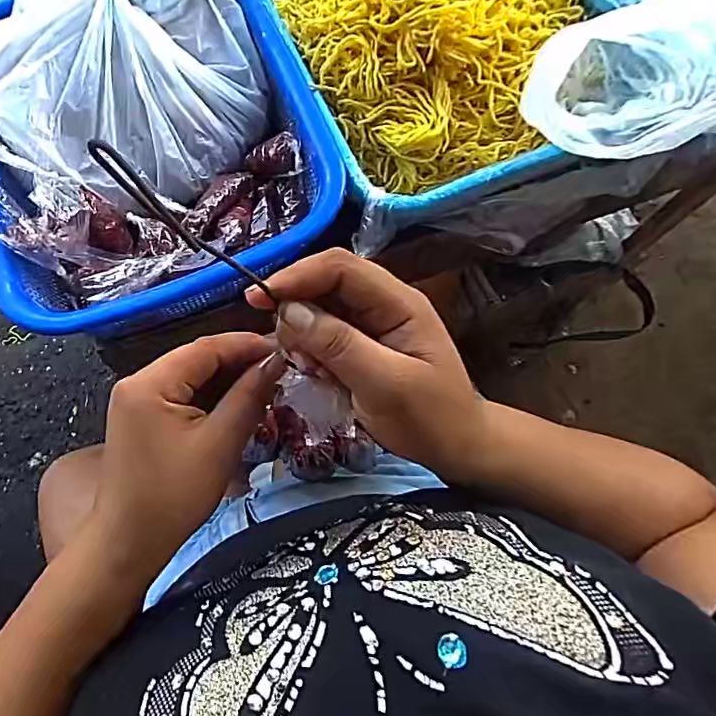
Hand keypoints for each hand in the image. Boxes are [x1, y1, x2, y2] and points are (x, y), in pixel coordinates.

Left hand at [83, 333, 285, 576]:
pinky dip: (212, 397)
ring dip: (228, 379)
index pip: (206, 347)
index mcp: (149, 384)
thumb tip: (275, 363)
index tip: (284, 349)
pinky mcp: (143, 418)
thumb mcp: (220, 444)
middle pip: (198, 359)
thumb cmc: (172, 497)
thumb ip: (249, 397)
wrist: (129, 543)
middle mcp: (137, 383)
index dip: (248, 344)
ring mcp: (137, 400)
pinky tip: (240, 402)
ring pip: (192, 376)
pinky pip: (183, 395)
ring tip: (268, 384)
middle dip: (240, 361)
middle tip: (281, 368)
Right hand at [245, 249, 488, 481]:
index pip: (341, 267)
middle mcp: (383, 305)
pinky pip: (323, 336)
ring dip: (302, 335)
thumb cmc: (430, 418)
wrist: (457, 448)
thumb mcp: (386, 383)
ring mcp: (372, 325)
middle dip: (296, 308)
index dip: (297, 275)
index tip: (258, 299)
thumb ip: (339, 345)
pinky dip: (310, 352)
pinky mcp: (361, 347)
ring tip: (306, 368)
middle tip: (284, 348)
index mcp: (398, 302)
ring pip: (319, 310)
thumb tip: (290, 312)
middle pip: (325, 284)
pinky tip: (316, 375)